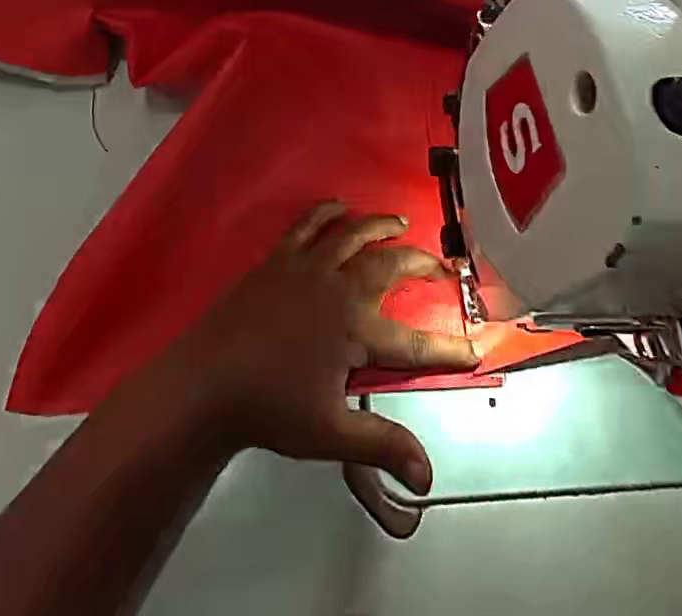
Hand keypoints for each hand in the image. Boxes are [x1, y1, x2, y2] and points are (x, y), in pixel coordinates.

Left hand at [130, 201, 481, 495]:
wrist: (206, 382)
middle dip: (422, 264)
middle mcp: (338, 288)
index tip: (474, 350)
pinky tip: (338, 205)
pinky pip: (307, 226)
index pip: (416, 342)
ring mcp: (306, 267)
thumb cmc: (269, 408)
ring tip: (399, 223)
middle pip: (390, 266)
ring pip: (353, 234)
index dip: (449, 348)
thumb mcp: (330, 433)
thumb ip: (382, 444)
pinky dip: (326, 212)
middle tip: (442, 267)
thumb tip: (428, 476)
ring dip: (380, 226)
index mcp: (355, 328)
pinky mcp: (278, 260)